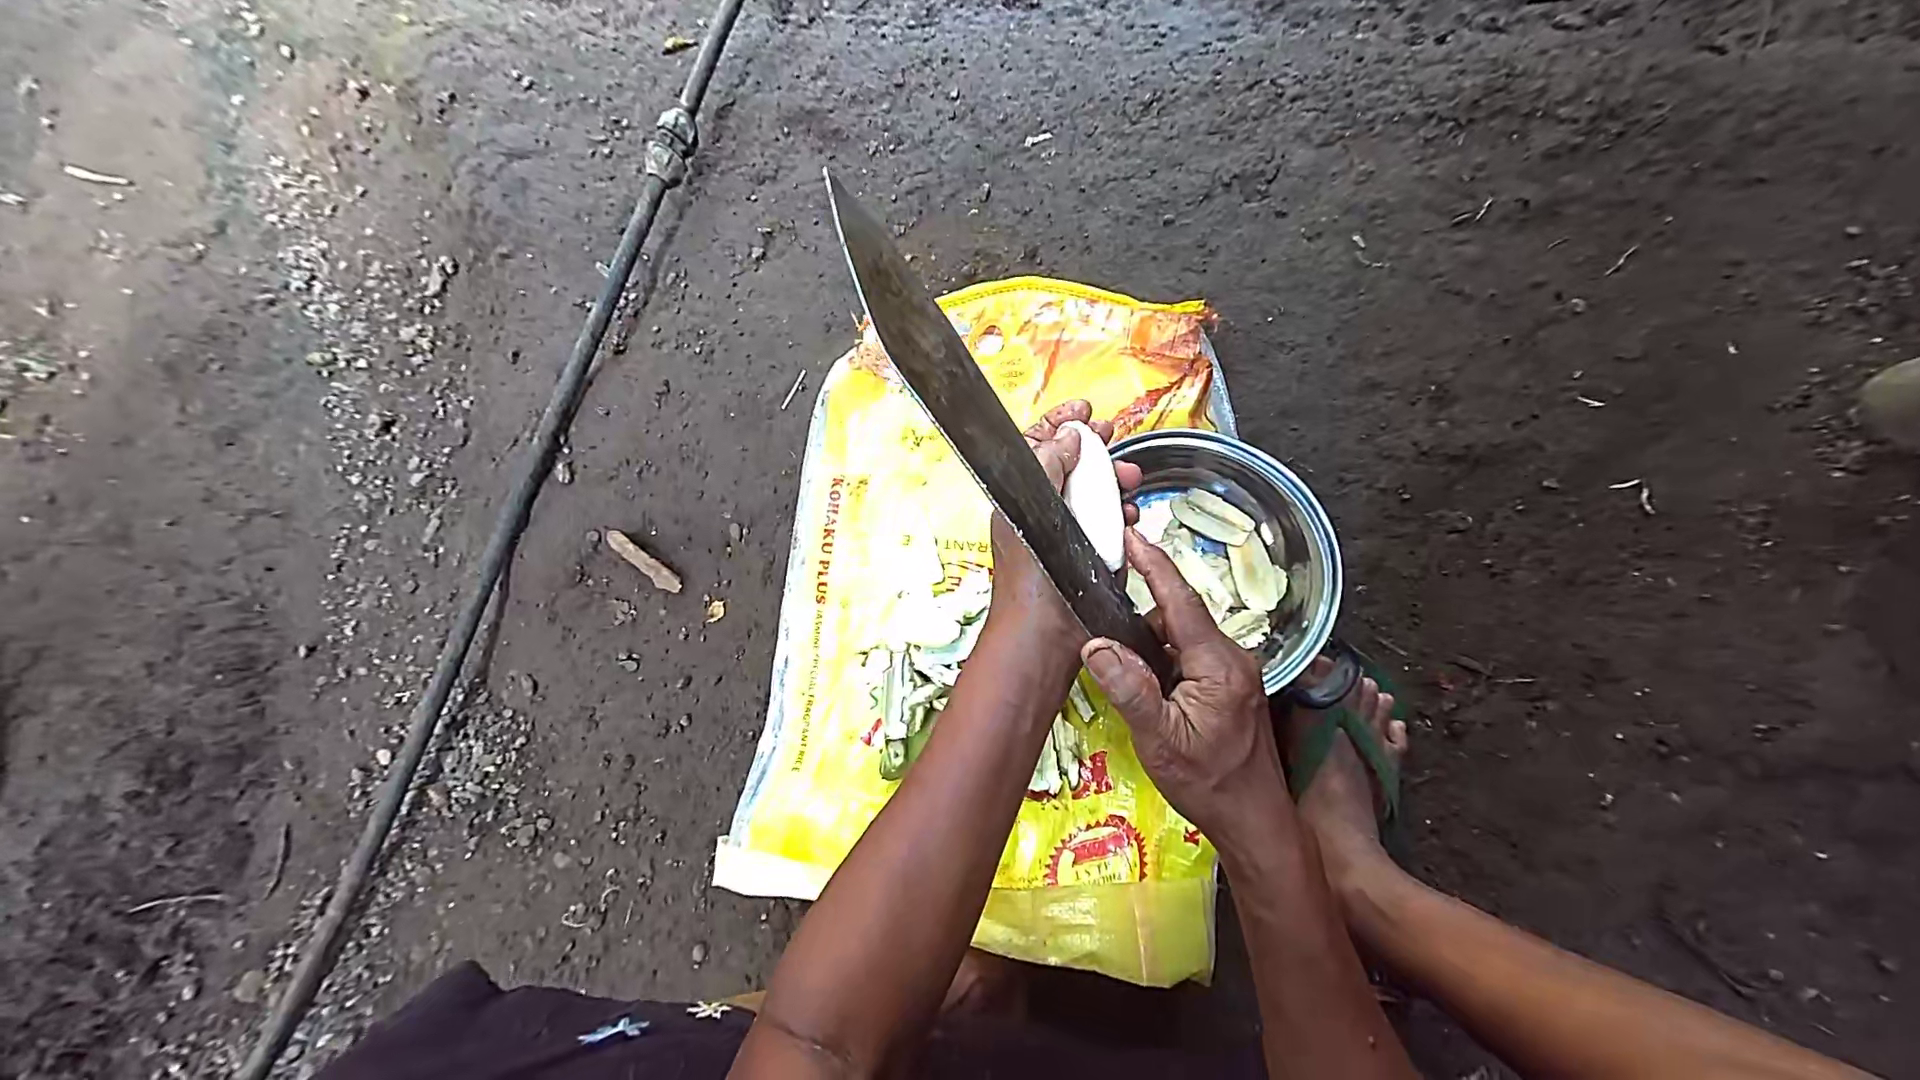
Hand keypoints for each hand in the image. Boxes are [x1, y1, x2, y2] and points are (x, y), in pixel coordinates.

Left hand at [986, 400, 1141, 643]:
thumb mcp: (1033, 506)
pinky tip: (1128, 514)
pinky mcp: (1091, 552)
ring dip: (1113, 479)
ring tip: (1128, 478)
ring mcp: (1067, 532)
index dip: (1058, 423)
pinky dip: (1120, 513)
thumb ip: (1048, 463)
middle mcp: (1042, 510)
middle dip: (1094, 447)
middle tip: (1111, 434)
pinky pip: (1108, 522)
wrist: (1047, 630)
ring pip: (1094, 492)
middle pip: (1071, 465)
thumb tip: (1069, 435)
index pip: (1038, 447)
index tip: (1082, 408)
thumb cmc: (1032, 572)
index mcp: (1018, 496)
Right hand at [1079, 529, 1288, 852]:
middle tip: (1109, 643)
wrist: (1253, 820)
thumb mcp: (1160, 740)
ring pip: (1182, 637)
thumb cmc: (1208, 784)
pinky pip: (1189, 655)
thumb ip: (1129, 689)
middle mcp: (1232, 658)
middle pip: (1177, 617)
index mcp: (1219, 665)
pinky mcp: (1230, 685)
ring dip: (1152, 647)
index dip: (1154, 565)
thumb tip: (1097, 645)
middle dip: (1141, 623)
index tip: (1132, 536)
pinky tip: (1151, 689)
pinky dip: (1164, 661)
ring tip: (1131, 679)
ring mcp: (1234, 671)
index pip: (1181, 602)